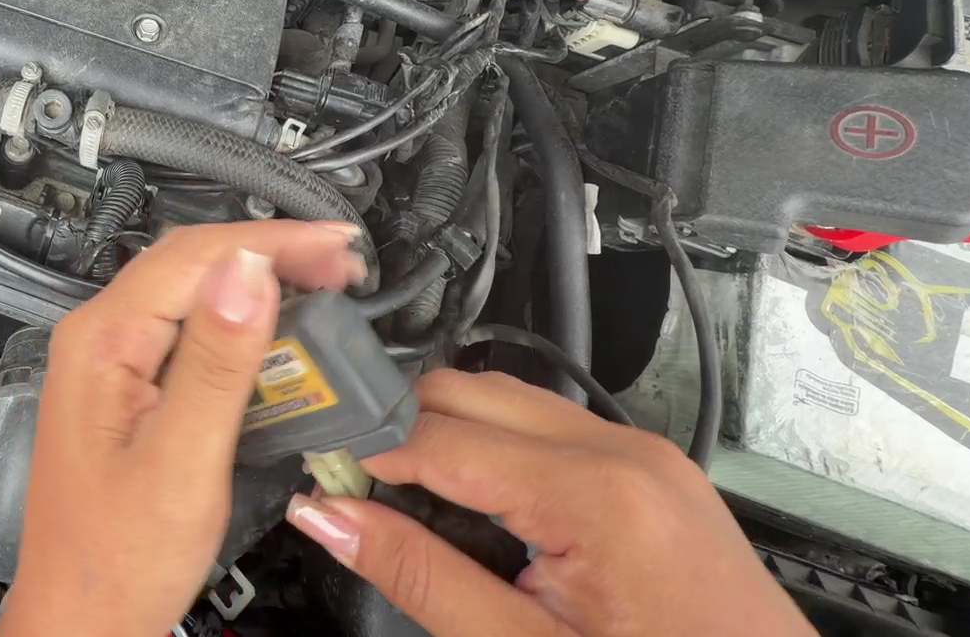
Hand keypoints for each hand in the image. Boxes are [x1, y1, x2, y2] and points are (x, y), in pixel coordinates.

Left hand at [0, 220, 366, 636]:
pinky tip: (270, 321)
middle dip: (268, 250)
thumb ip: (216, 363)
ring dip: (254, 276)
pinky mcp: (126, 379)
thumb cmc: (117, 557)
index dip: (271, 242)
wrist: (81, 617)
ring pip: (188, 288)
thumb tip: (247, 272)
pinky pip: (185, 324)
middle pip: (189, 261)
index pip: (194, 257)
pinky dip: (236, 314)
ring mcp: (109, 355)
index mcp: (102, 340)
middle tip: (337, 260)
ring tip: (317, 280)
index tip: (333, 245)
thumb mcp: (181, 463)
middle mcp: (98, 334)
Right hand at [286, 370, 814, 636]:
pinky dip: (485, 442)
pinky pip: (536, 421)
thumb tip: (325, 515)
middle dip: (397, 429)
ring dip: (439, 430)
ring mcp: (641, 451)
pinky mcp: (646, 466)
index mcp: (599, 496)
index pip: (437, 439)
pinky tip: (472, 497)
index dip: (366, 456)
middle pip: (462, 393)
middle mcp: (623, 450)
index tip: (324, 480)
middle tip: (359, 486)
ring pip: (495, 396)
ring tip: (410, 495)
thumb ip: (419, 576)